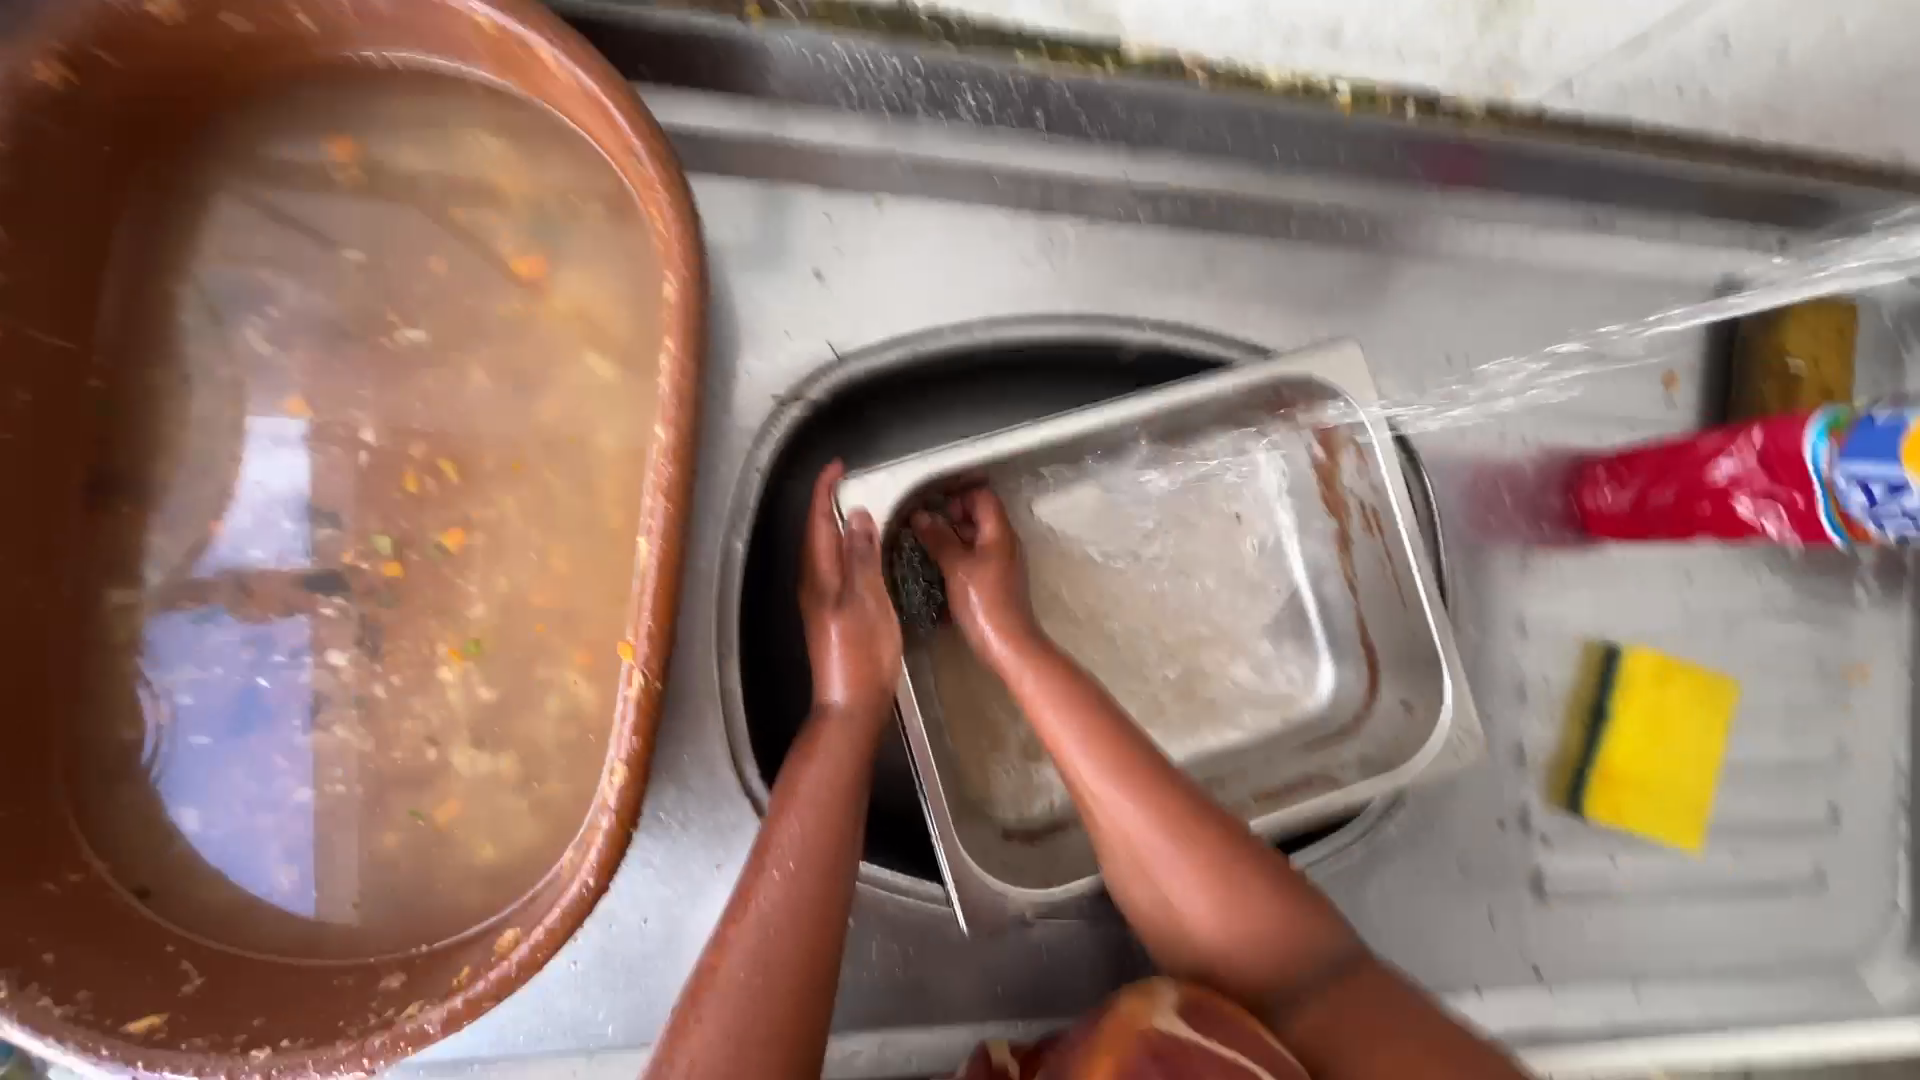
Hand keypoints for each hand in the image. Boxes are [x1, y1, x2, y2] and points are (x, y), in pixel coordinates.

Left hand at [800, 461, 902, 722]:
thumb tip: (856, 515)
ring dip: (836, 524)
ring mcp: (820, 599)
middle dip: (829, 503)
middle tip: (852, 481)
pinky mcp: (831, 612)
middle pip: (817, 533)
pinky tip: (862, 550)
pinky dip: (846, 547)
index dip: (825, 491)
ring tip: (859, 507)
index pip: (817, 521)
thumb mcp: (866, 599)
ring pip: (825, 550)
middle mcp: (814, 582)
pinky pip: (834, 566)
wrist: (851, 703)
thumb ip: (860, 556)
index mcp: (819, 575)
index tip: (838, 466)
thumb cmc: (860, 653)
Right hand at [911, 487, 1041, 669]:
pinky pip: (977, 557)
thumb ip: (938, 538)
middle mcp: (1005, 542)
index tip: (933, 510)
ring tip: (928, 548)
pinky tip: (941, 570)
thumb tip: (920, 516)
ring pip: (976, 537)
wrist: (1008, 645)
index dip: (958, 497)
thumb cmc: (983, 603)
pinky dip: (959, 556)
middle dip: (951, 517)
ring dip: (953, 538)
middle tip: (925, 529)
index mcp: (1000, 532)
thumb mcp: (956, 566)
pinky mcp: (997, 580)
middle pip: (980, 514)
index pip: (982, 496)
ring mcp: (1003, 562)